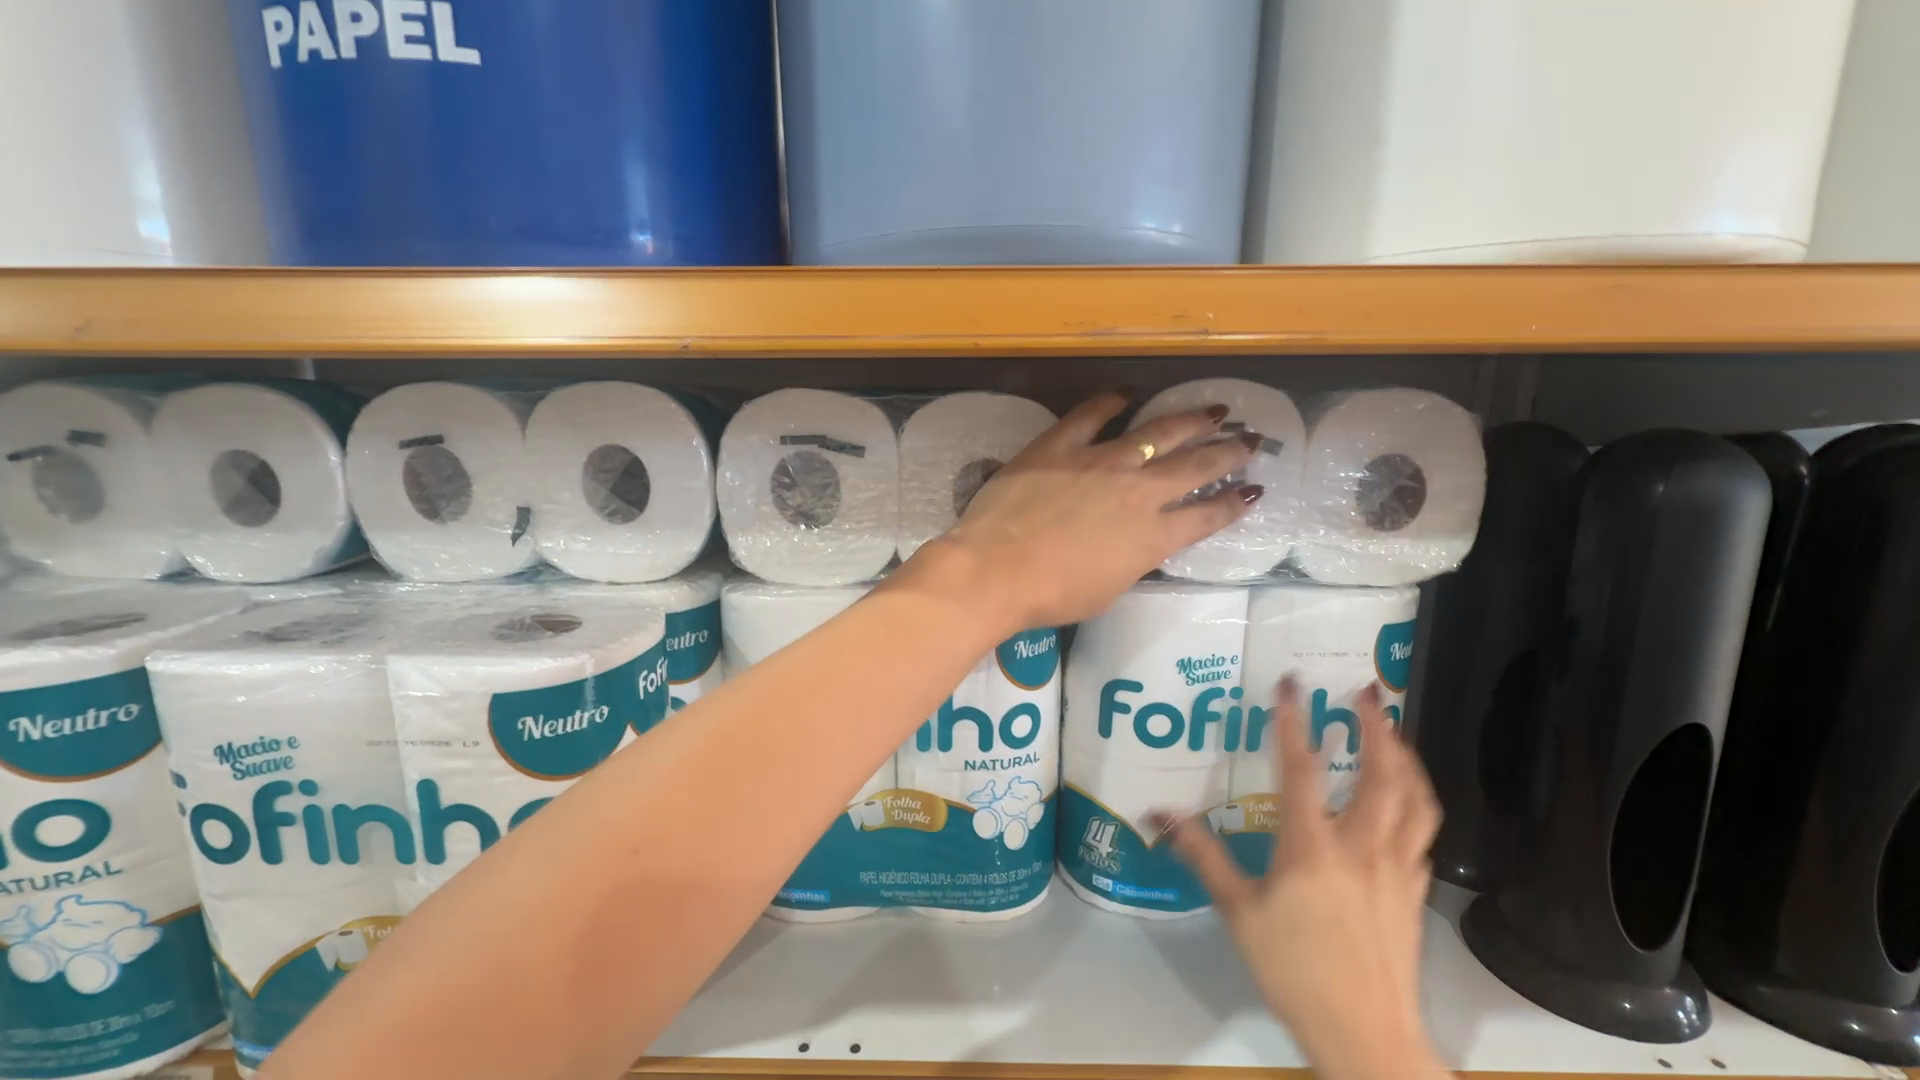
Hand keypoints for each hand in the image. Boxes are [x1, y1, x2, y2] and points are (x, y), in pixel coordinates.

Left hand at [901, 390, 1262, 630]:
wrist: (997, 571)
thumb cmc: (1052, 596)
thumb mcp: (1109, 591)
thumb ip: (1132, 560)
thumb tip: (1140, 544)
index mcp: (1153, 537)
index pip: (1206, 517)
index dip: (1234, 505)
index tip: (1253, 491)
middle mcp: (1139, 492)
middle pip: (1195, 466)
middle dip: (1228, 452)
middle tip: (1249, 440)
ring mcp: (1101, 461)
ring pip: (1159, 432)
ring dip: (1191, 419)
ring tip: (1215, 410)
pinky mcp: (1060, 445)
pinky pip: (1091, 414)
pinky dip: (1111, 400)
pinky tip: (1128, 393)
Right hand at [1163, 678, 1449, 1079]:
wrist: (1363, 1031)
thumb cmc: (1292, 970)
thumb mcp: (1238, 913)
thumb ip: (1204, 857)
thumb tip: (1162, 814)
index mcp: (1311, 847)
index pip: (1301, 770)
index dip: (1292, 722)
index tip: (1291, 684)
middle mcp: (1361, 847)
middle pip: (1381, 774)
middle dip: (1377, 727)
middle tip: (1368, 694)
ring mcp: (1395, 869)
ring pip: (1415, 800)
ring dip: (1407, 760)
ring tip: (1397, 735)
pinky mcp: (1414, 893)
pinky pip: (1423, 835)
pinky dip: (1418, 806)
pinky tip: (1406, 804)